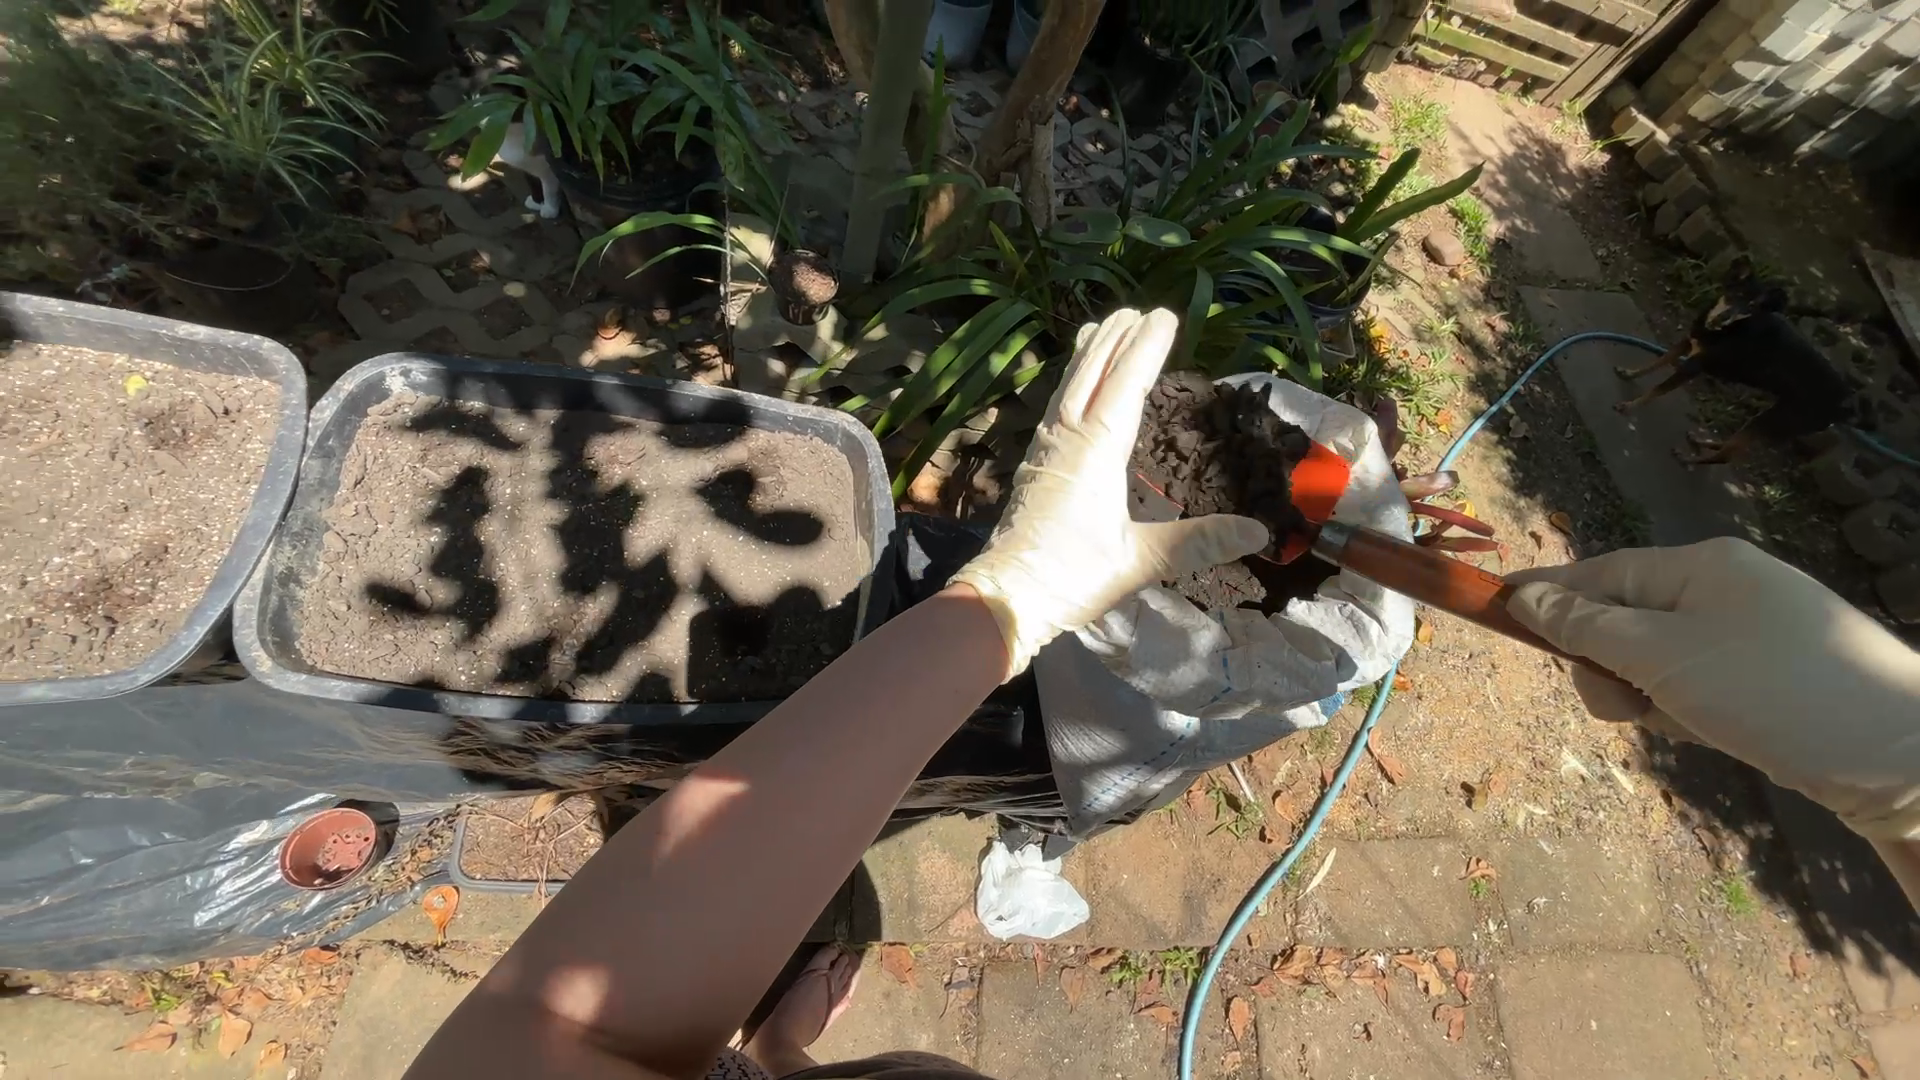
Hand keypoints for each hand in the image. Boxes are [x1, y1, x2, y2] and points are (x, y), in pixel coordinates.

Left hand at [951, 309, 1268, 676]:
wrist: (1006, 596)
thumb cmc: (1070, 576)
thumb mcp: (1138, 561)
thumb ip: (1197, 541)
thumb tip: (1259, 530)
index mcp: (1095, 451)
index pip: (1126, 385)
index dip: (1146, 348)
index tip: (1164, 315)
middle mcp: (1066, 439)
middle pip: (1091, 374)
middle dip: (1115, 339)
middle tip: (1135, 309)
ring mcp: (1044, 450)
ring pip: (1067, 387)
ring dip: (1088, 355)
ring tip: (1099, 327)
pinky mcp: (1032, 466)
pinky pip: (1054, 408)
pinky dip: (1068, 384)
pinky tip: (1068, 389)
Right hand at [1506, 537, 1919, 838]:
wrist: (1916, 768)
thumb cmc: (1776, 692)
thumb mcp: (1659, 656)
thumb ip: (1580, 625)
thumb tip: (1521, 595)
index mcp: (1699, 567)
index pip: (1594, 573)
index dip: (1542, 593)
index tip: (1493, 610)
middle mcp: (1721, 589)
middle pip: (1617, 617)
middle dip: (1601, 661)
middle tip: (1616, 702)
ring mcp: (1746, 631)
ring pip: (1647, 654)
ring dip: (1638, 690)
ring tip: (1670, 720)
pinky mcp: (1764, 674)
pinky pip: (1685, 678)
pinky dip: (1677, 705)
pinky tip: (1704, 728)